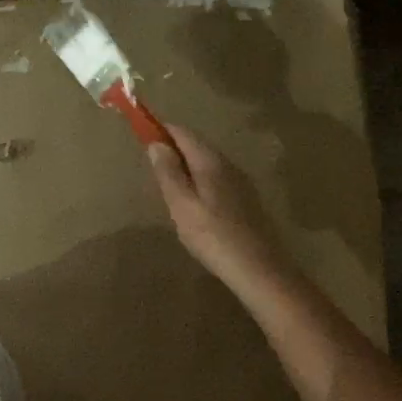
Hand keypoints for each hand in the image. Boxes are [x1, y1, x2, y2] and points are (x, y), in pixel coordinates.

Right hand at [147, 125, 285, 286]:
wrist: (260, 270)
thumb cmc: (213, 236)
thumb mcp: (181, 204)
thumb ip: (168, 172)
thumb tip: (156, 143)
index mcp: (210, 161)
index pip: (182, 132)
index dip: (160, 130)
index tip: (141, 135)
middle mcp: (228, 165)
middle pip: (196, 145)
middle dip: (172, 147)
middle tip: (150, 164)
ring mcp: (240, 182)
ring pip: (206, 162)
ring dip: (185, 164)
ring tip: (167, 184)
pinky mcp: (246, 200)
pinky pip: (215, 177)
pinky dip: (198, 179)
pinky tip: (192, 201)